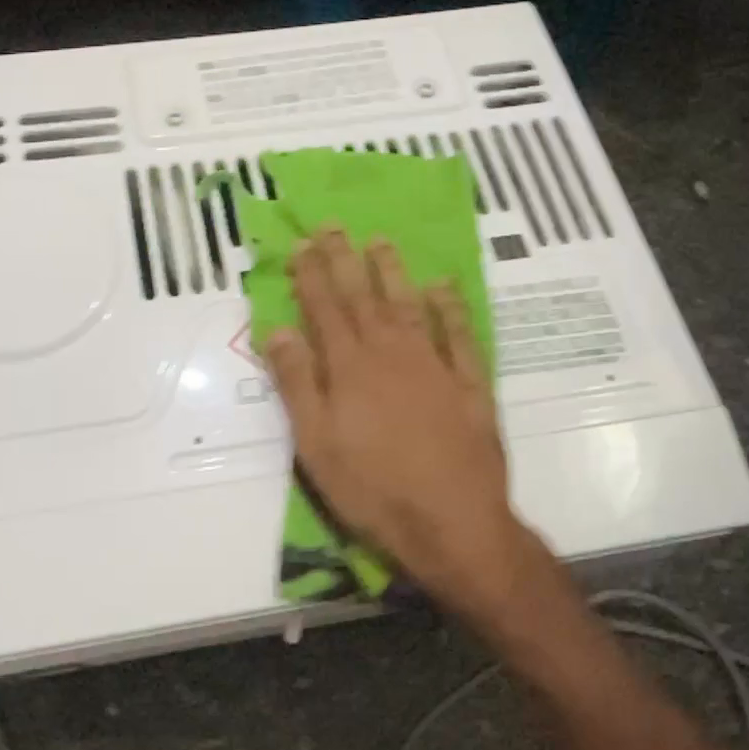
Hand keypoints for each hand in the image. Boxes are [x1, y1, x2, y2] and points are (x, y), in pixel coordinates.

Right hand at [263, 228, 555, 615]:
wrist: (453, 522)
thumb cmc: (372, 490)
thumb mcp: (316, 444)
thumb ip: (297, 383)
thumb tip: (278, 329)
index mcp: (349, 369)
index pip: (325, 309)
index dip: (312, 275)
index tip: (302, 244)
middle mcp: (391, 354)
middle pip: (364, 298)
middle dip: (345, 260)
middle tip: (334, 226)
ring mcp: (435, 366)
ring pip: (409, 306)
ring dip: (393, 272)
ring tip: (381, 242)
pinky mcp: (470, 385)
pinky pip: (460, 334)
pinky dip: (450, 307)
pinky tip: (443, 287)